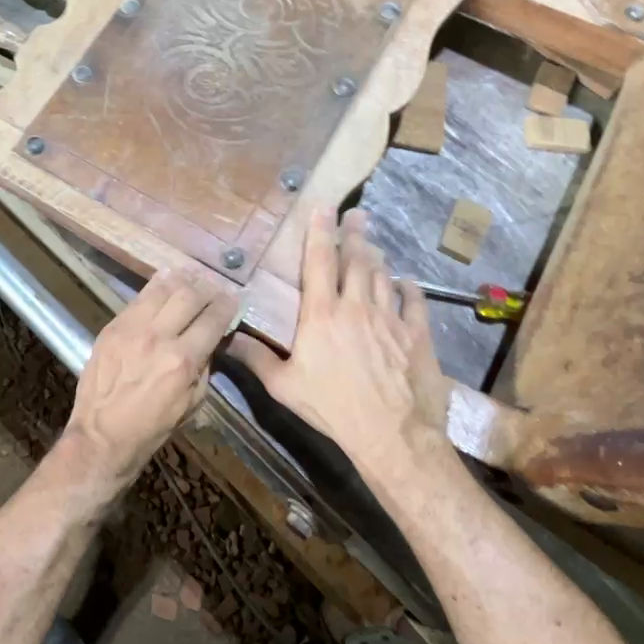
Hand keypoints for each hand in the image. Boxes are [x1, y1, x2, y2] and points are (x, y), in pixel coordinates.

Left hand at [60, 272, 224, 495]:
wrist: (102, 434)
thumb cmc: (152, 427)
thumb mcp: (192, 404)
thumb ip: (204, 368)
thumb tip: (211, 341)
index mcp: (182, 361)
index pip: (212, 320)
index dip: (227, 306)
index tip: (234, 299)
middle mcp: (158, 337)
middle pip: (189, 296)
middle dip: (207, 288)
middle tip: (215, 287)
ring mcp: (131, 328)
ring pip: (162, 289)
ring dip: (181, 280)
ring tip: (192, 277)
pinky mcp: (112, 326)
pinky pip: (138, 298)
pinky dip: (155, 287)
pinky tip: (165, 281)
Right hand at [230, 208, 451, 490]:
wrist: (393, 435)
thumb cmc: (333, 409)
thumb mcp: (283, 386)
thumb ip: (256, 358)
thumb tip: (226, 336)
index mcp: (321, 315)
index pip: (318, 263)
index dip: (319, 232)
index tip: (323, 208)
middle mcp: (355, 307)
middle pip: (356, 261)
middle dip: (355, 235)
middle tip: (357, 214)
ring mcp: (390, 319)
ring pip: (382, 276)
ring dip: (377, 257)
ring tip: (373, 242)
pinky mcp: (417, 336)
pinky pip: (415, 302)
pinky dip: (409, 287)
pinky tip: (406, 280)